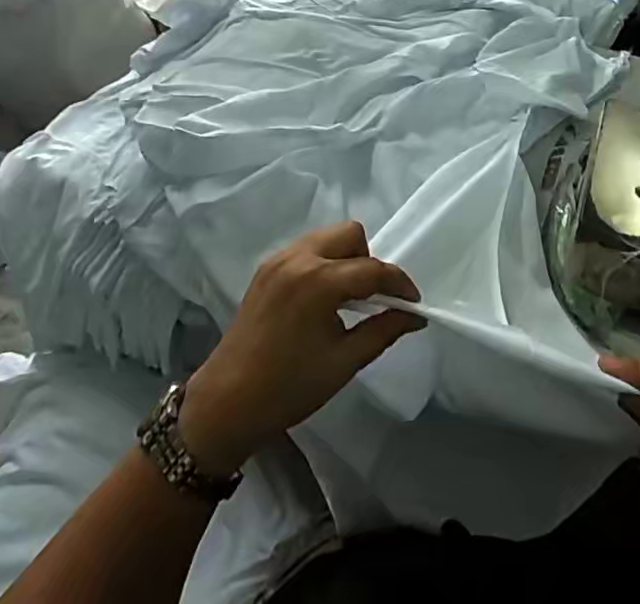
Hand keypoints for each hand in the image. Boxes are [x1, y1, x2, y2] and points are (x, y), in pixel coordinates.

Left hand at [178, 222, 425, 474]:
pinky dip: (324, 263)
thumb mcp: (344, 361)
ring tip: (347, 298)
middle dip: (369, 260)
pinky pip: (306, 249)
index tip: (413, 303)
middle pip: (350, 234)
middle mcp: (298, 259)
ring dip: (346, 258)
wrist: (224, 405)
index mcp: (318, 281)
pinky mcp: (265, 269)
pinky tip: (322, 298)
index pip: (373, 270)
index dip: (400, 285)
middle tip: (372, 297)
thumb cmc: (288, 388)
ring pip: (327, 237)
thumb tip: (415, 317)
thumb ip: (384, 330)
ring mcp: (277, 260)